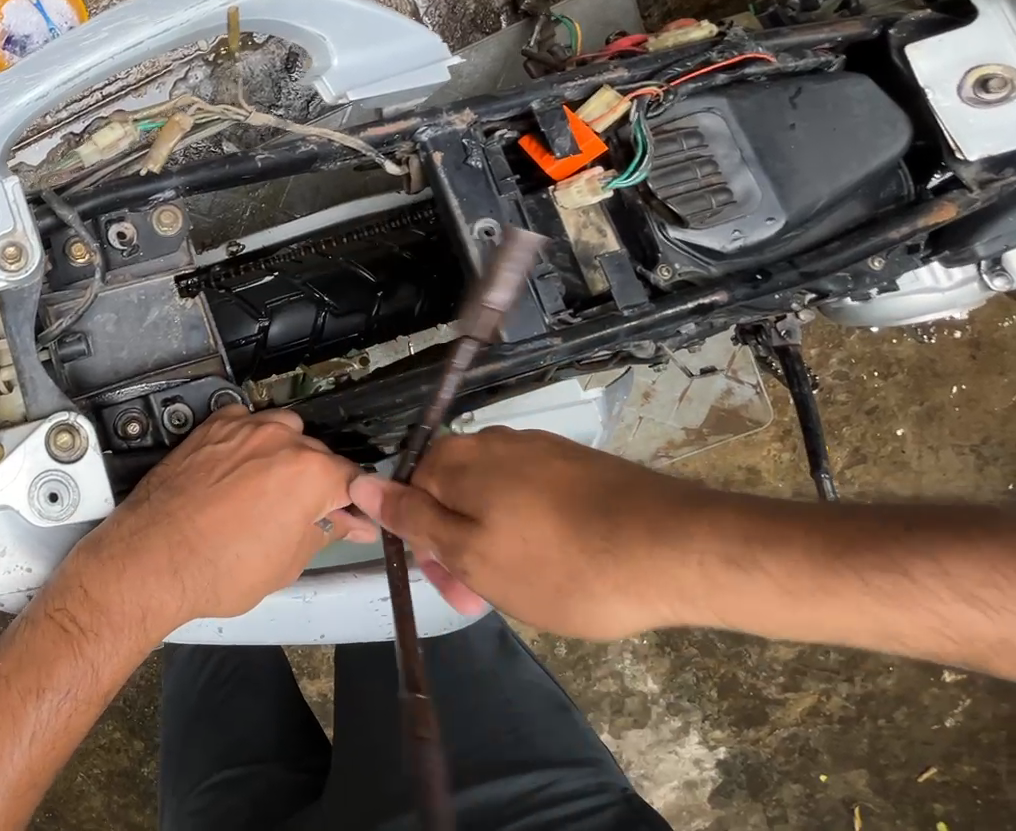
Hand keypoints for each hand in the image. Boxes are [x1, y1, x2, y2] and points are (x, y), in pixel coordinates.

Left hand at [53, 406, 375, 640]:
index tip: (353, 518)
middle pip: (319, 453)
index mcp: (310, 473)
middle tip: (310, 512)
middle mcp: (278, 440)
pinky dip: (248, 438)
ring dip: (286, 453)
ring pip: (283, 429)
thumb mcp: (288, 562)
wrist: (153, 558)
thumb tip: (344, 524)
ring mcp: (241, 430)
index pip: (354, 480)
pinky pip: (243, 421)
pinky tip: (242, 467)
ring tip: (272, 488)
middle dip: (320, 481)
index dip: (356, 504)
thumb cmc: (214, 568)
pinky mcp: (209, 429)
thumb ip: (324, 532)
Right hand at [349, 427, 711, 638]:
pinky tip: (564, 563)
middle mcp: (491, 442)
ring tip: (532, 588)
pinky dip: (534, 530)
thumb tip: (359, 483)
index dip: (419, 543)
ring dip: (495, 541)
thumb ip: (410, 519)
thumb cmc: (562, 564)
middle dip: (459, 547)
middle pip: (450, 494)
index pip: (405, 493)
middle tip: (490, 600)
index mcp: (454, 460)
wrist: (685, 552)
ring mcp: (540, 450)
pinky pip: (534, 497)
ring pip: (492, 499)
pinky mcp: (581, 466)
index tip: (451, 585)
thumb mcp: (470, 555)